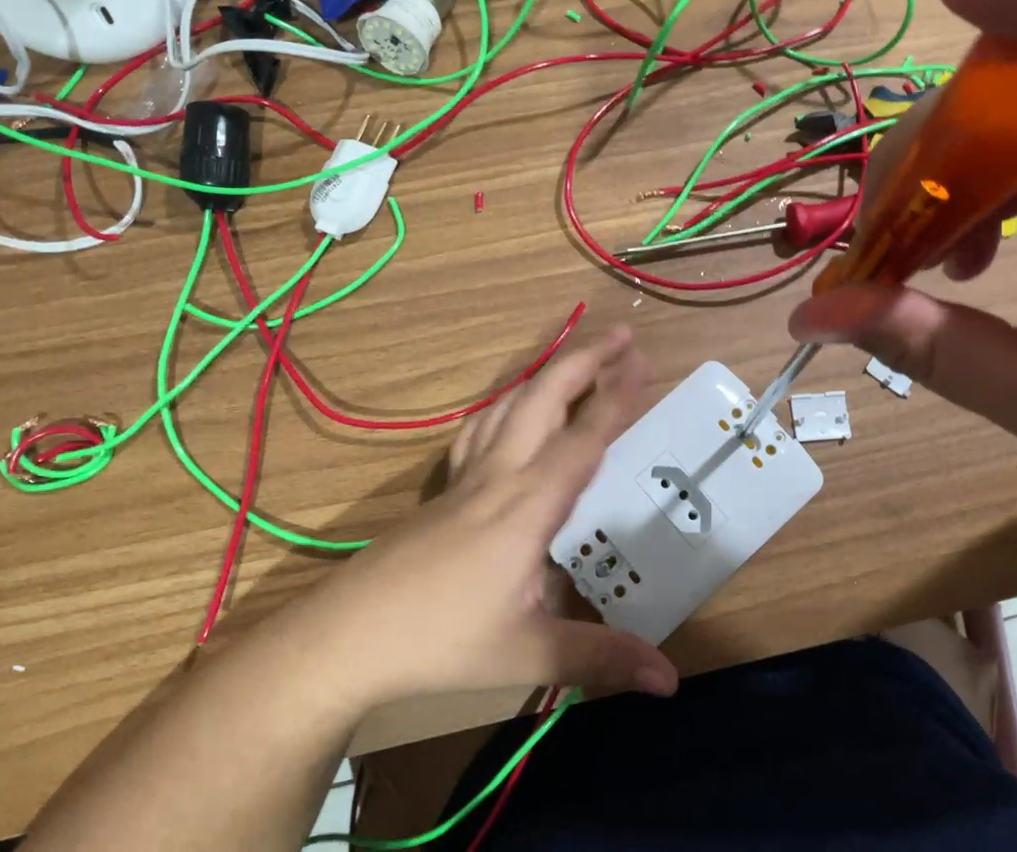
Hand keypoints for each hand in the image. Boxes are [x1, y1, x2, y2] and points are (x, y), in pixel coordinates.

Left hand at [288, 326, 678, 707]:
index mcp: (526, 507)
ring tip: (573, 360)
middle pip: (541, 402)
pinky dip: (503, 406)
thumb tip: (671, 680)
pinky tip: (505, 412)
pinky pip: (478, 431)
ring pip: (506, 408)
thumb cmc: (440, 641)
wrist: (345, 636)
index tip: (640, 359)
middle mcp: (497, 480)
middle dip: (582, 362)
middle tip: (620, 336)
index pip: (581, 440)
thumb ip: (602, 658)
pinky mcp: (442, 495)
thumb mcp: (528, 653)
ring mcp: (464, 483)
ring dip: (544, 376)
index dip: (614, 399)